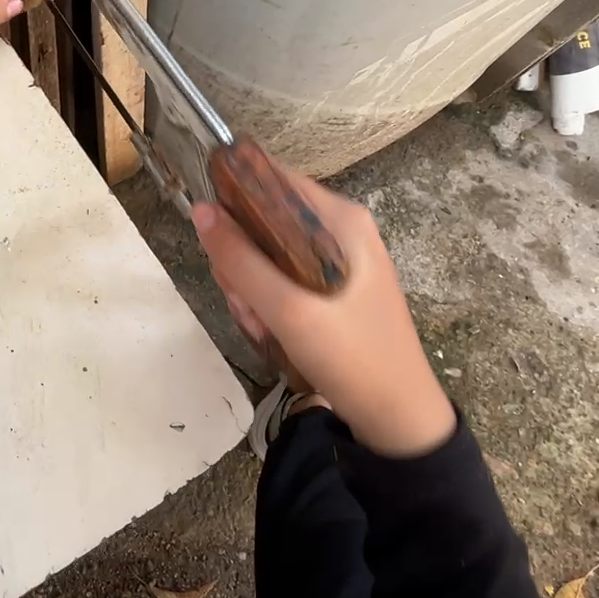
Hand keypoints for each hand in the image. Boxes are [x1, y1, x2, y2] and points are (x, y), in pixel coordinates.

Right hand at [191, 179, 455, 457]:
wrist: (399, 419)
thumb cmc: (351, 356)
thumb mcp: (287, 309)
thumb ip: (240, 259)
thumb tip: (199, 210)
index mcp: (339, 217)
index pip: (269, 179)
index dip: (233, 203)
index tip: (219, 244)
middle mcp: (338, 228)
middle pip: (261, 219)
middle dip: (240, 260)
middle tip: (244, 301)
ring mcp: (336, 257)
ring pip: (265, 251)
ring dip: (248, 287)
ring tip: (258, 323)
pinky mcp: (331, 285)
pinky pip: (279, 275)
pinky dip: (265, 300)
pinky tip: (268, 330)